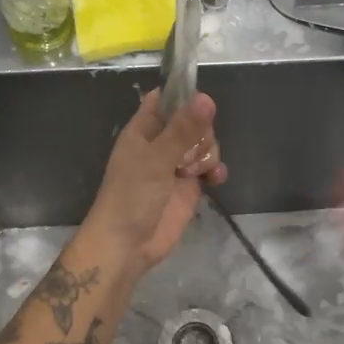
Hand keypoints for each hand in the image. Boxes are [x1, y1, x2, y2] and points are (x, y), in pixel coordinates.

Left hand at [83, 90, 228, 276]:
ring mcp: (175, 165)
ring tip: (193, 173)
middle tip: (187, 155)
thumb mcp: (156, 159)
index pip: (166, 98)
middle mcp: (161, 143)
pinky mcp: (188, 186)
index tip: (199, 108)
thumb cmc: (132, 196)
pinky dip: (215, 170)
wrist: (128, 244)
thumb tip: (207, 98)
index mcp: (144, 129)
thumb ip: (183, 130)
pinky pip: (210, 167)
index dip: (184, 98)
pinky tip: (215, 180)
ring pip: (204, 144)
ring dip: (207, 154)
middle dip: (201, 134)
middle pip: (194, 120)